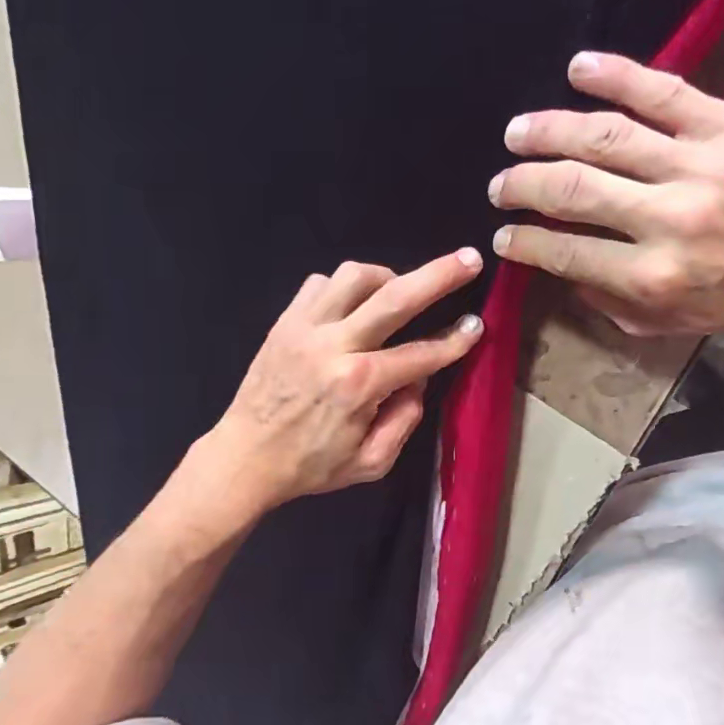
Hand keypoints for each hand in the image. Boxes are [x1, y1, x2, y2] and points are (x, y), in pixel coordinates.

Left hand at [201, 250, 485, 509]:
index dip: (456, 340)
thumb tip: (419, 379)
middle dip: (439, 276)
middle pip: (395, 296)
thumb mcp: (371, 463)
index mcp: (358, 385)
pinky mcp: (284, 322)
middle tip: (468, 259)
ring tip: (398, 290)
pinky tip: (352, 305)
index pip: (421, 354)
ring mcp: (304, 328)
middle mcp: (334, 346)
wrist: (245, 457)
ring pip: (354, 276)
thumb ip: (404, 420)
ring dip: (386, 276)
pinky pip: (319, 284)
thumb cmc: (311, 466)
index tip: (478, 325)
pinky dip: (344, 287)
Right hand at [488, 51, 723, 341]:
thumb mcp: (660, 322)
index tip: (502, 234)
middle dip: (523, 184)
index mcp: (653, 276)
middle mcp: (671, 220)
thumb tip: (554, 263)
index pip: (565, 250)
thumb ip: (602, 299)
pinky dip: (614, 75)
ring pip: (606, 136)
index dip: (523, 240)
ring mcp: (700, 166)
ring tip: (518, 132)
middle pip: (574, 189)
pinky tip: (577, 69)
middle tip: (500, 184)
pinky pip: (662, 90)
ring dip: (550, 130)